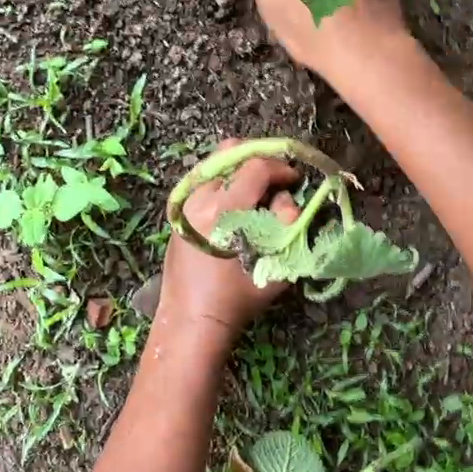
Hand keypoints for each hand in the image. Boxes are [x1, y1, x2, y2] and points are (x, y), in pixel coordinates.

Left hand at [159, 142, 303, 343]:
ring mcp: (184, 203)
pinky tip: (237, 202)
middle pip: (230, 152)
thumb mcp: (275, 263)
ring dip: (240, 170)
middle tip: (276, 176)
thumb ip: (287, 223)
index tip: (294, 179)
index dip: (281, 168)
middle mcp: (199, 198)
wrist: (193, 319)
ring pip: (215, 165)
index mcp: (223, 209)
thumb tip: (287, 199)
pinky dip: (224, 182)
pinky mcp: (178, 212)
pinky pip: (204, 182)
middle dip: (258, 159)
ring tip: (258, 189)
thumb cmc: (237, 297)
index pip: (256, 167)